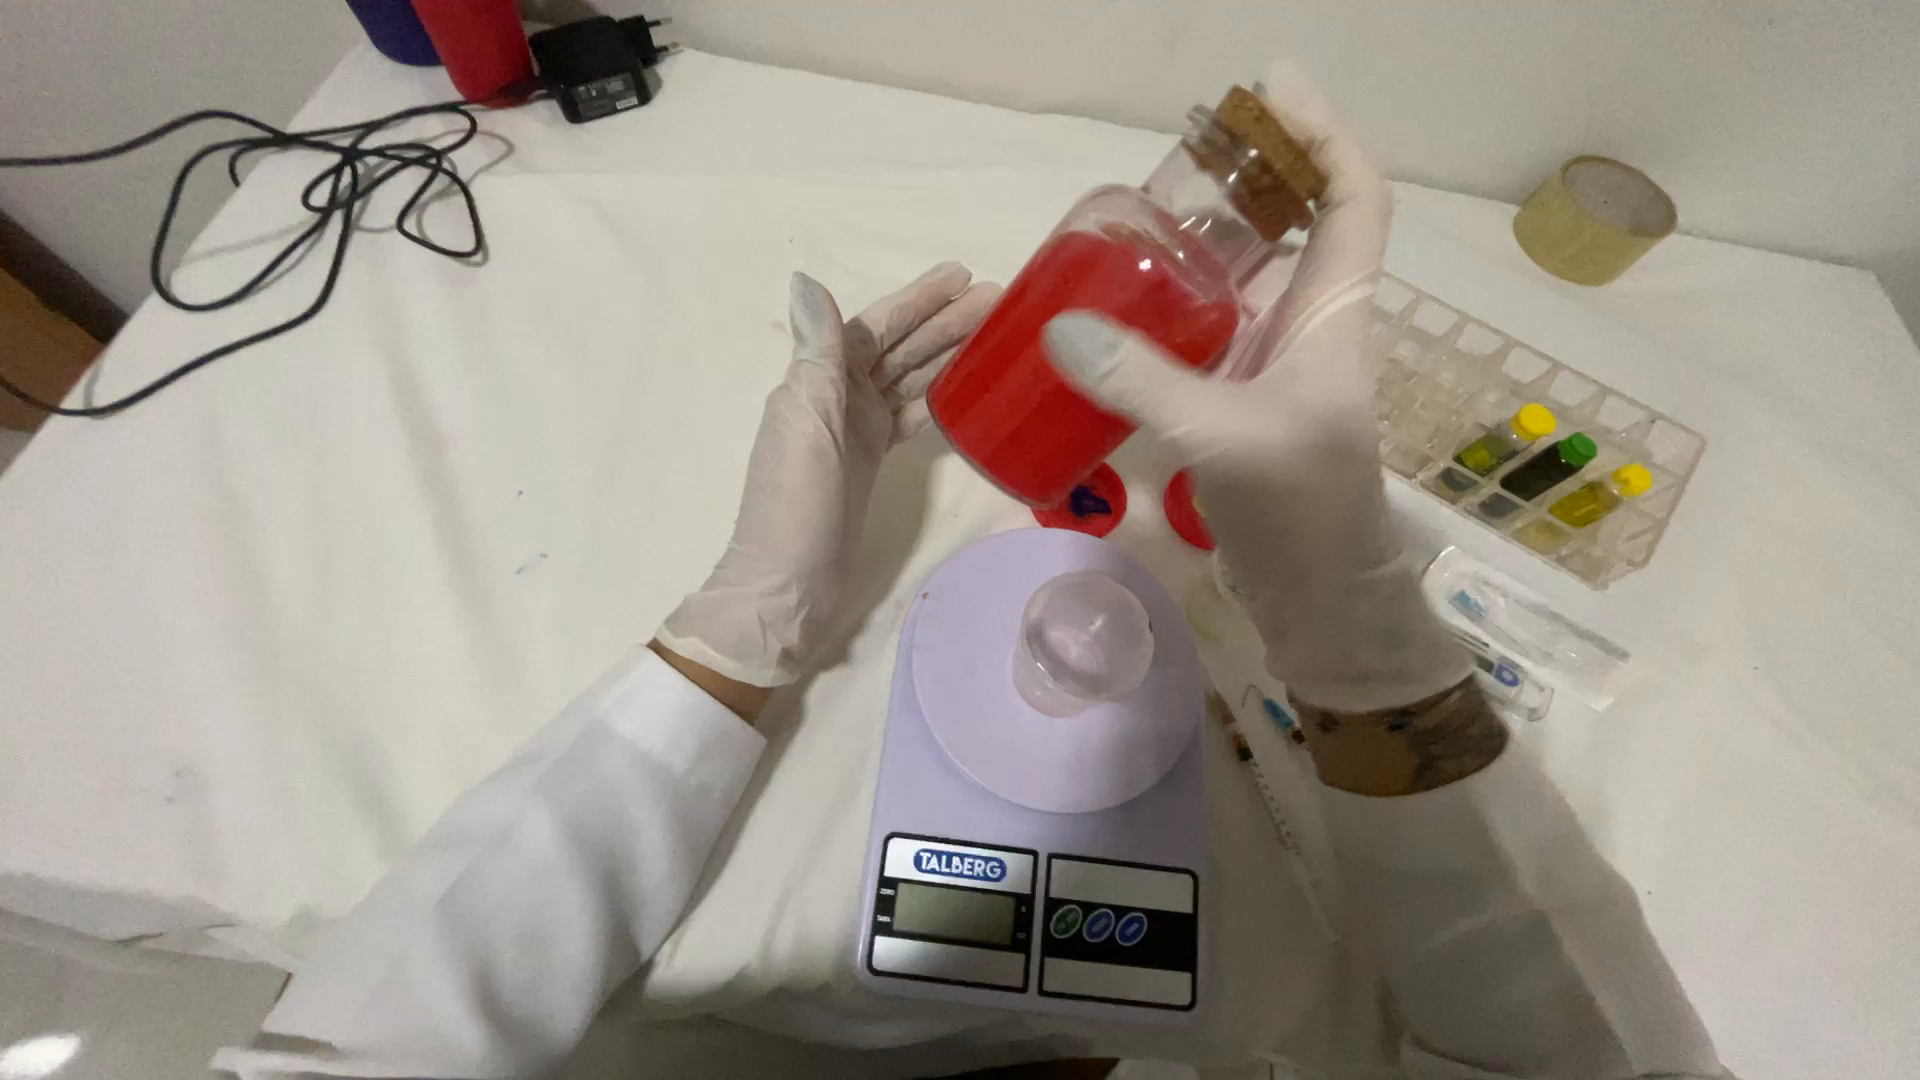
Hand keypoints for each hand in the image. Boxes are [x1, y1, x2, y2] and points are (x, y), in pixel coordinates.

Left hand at [657, 263, 1000, 692]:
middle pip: (901, 347)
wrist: (790, 580)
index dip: (919, 300)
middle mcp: (840, 396)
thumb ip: (819, 354)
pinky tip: (969, 385)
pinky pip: (913, 416)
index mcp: (820, 379)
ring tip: (996, 334)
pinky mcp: (873, 459)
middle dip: (946, 321)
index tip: (962, 276)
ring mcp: (858, 429)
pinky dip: (939, 398)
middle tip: (1000, 300)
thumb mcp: (806, 420)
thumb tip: (807, 281)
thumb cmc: (797, 500)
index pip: (878, 326)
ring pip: (911, 378)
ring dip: (948, 354)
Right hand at [1041, 65, 1467, 713]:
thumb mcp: (1224, 434)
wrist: (1314, 598)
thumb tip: (1060, 328)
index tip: (1268, 90)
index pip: (1349, 199)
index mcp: (1330, 316)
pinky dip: (1167, 323)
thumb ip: (1143, 381)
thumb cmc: (1300, 508)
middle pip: (1284, 235)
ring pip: (1237, 292)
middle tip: (1165, 172)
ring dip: (1196, 259)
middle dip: (1239, 190)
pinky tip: (1119, 326)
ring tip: (1129, 236)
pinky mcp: (1235, 412)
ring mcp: (1268, 375)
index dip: (1319, 135)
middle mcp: (1304, 333)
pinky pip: (1202, 345)